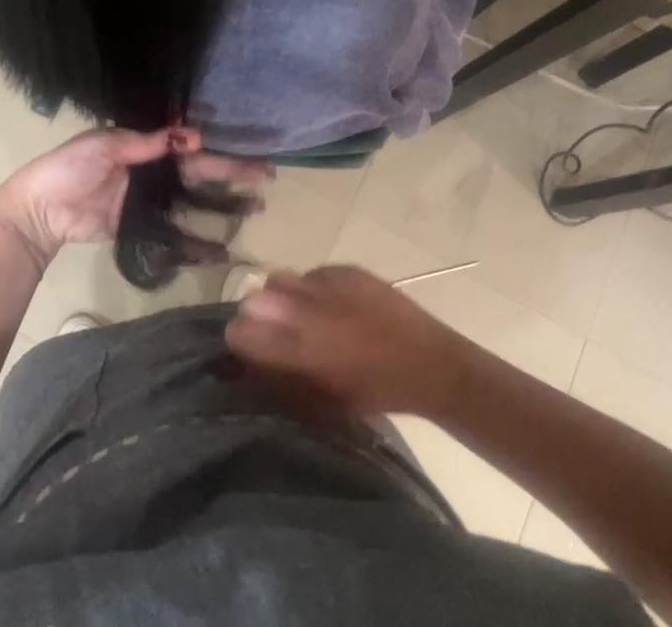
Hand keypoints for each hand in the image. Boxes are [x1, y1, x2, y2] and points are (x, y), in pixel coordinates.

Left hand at [0, 128, 272, 256]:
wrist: (39, 208)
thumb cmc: (69, 168)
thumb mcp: (104, 146)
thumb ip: (146, 144)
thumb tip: (193, 136)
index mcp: (145, 148)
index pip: (191, 147)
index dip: (221, 149)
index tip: (254, 149)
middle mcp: (153, 173)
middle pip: (201, 174)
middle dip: (234, 175)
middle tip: (269, 178)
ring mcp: (150, 203)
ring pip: (195, 204)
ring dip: (223, 208)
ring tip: (255, 211)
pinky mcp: (142, 230)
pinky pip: (175, 236)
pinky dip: (196, 245)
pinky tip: (221, 251)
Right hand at [226, 265, 469, 414]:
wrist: (432, 365)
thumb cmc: (377, 392)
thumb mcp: (324, 400)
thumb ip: (284, 379)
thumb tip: (253, 365)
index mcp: (298, 348)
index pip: (239, 330)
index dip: (242, 338)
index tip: (251, 346)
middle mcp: (305, 310)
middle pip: (254, 299)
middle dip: (259, 314)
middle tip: (277, 328)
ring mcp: (327, 285)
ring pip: (279, 278)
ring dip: (283, 295)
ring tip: (303, 311)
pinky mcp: (348, 270)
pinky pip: (313, 273)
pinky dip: (314, 287)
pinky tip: (333, 303)